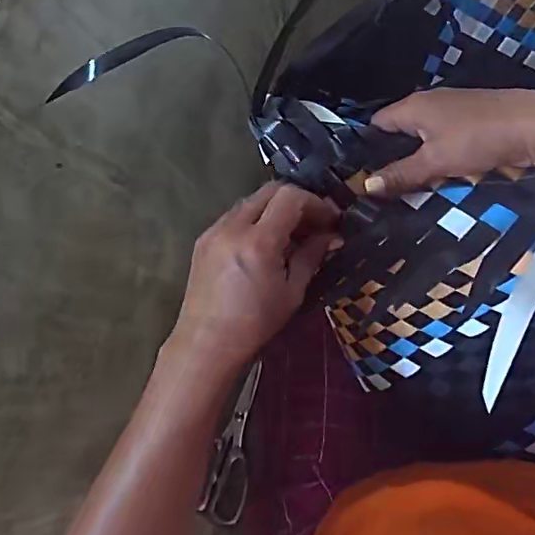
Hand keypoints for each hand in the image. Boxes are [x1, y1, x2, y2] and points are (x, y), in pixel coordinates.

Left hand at [163, 183, 341, 380]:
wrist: (207, 343)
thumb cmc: (255, 323)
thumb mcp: (292, 291)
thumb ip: (311, 256)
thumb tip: (330, 236)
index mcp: (258, 241)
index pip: (290, 197)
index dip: (315, 203)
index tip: (330, 220)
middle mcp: (232, 227)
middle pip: (270, 191)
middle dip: (297, 202)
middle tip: (315, 224)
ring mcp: (214, 230)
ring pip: (251, 202)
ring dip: (275, 209)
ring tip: (292, 235)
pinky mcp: (203, 239)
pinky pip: (234, 217)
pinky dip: (255, 220)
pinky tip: (265, 244)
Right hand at [364, 88, 534, 195]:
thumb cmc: (478, 139)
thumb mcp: (434, 162)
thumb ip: (400, 174)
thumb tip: (366, 185)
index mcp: (413, 106)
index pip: (377, 123)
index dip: (367, 146)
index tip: (362, 172)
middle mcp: (430, 101)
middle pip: (400, 130)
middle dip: (394, 155)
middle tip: (387, 184)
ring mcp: (454, 108)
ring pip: (425, 136)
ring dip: (420, 157)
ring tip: (414, 183)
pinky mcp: (474, 117)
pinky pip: (446, 138)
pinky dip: (442, 154)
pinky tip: (446, 172)